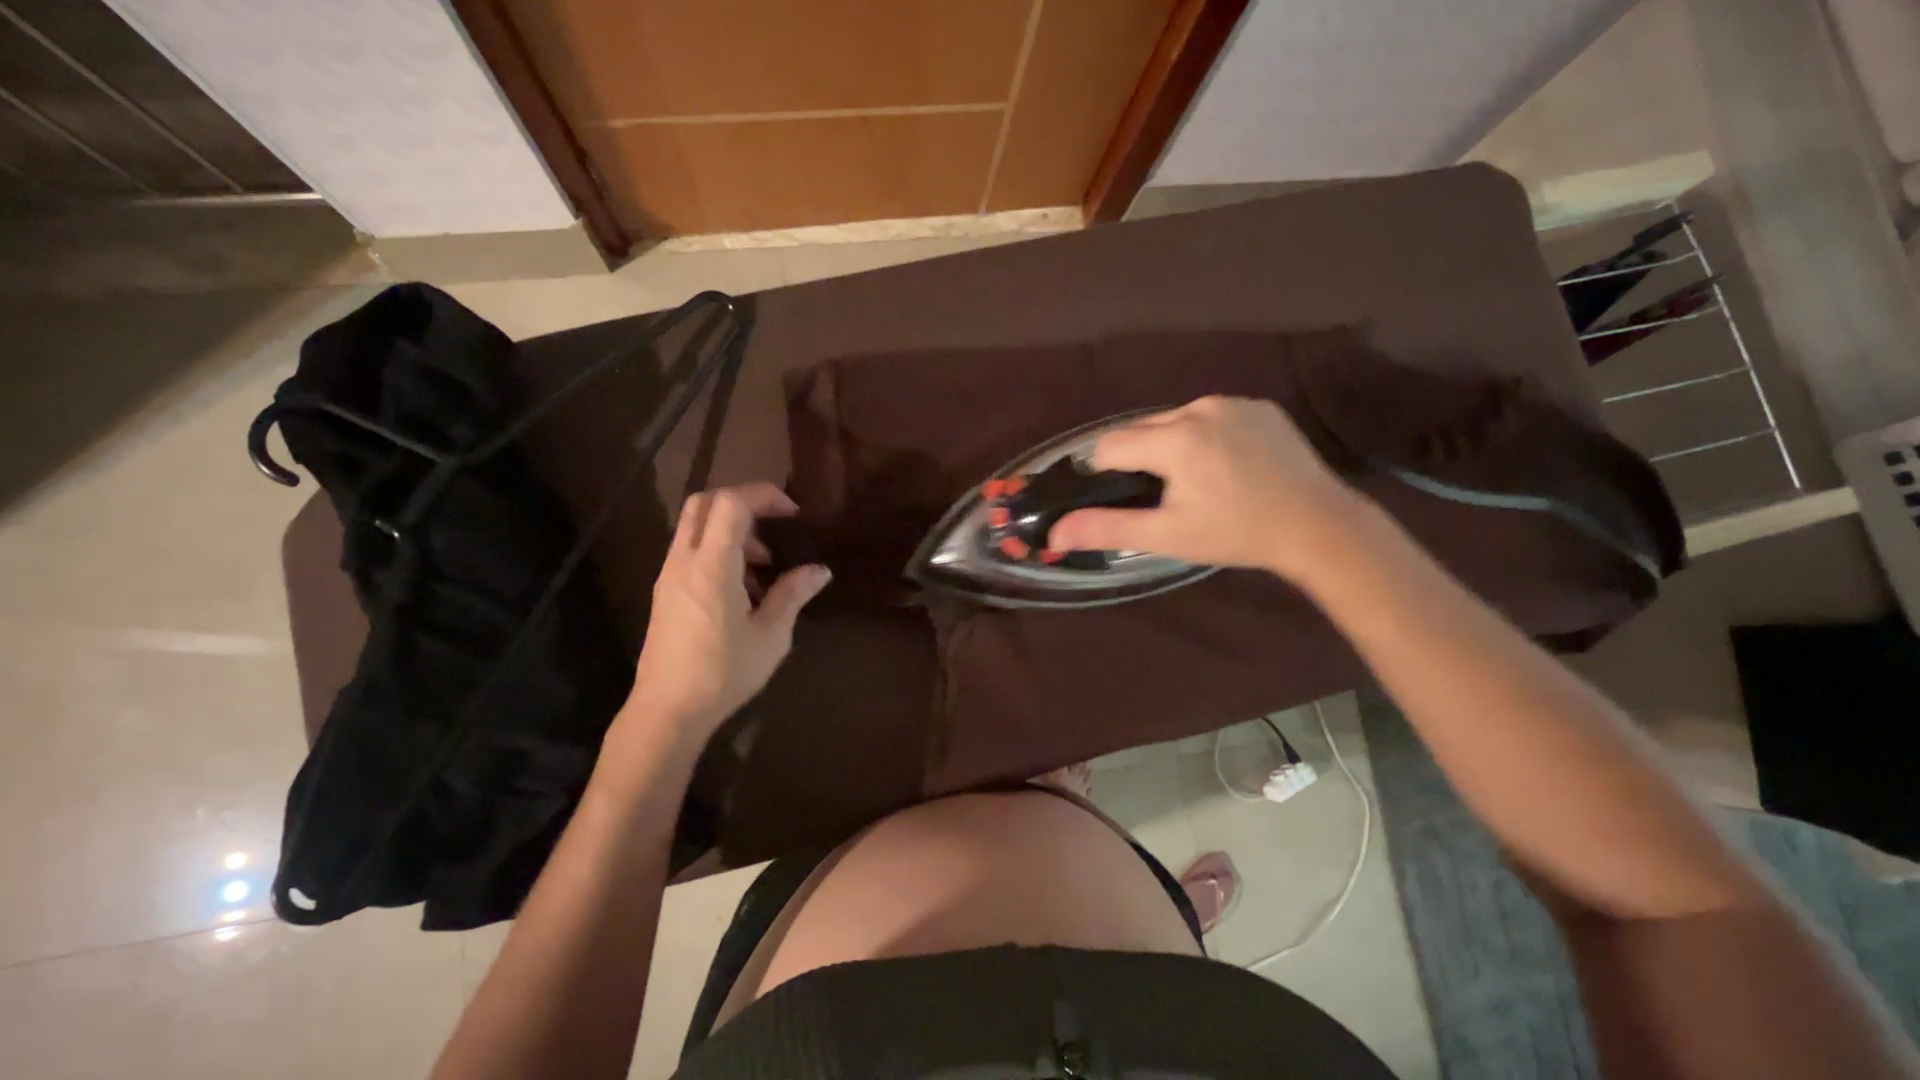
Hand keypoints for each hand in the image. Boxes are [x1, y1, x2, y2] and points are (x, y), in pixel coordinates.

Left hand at [626, 483, 830, 734]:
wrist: (668, 709)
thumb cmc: (724, 673)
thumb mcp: (770, 636)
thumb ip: (792, 594)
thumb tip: (819, 570)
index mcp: (711, 565)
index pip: (731, 503)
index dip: (763, 496)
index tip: (792, 515)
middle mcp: (683, 560)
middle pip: (704, 502)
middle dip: (742, 503)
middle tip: (773, 528)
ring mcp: (668, 575)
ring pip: (693, 525)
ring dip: (728, 529)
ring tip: (761, 565)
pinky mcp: (664, 591)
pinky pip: (688, 550)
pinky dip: (714, 549)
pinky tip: (739, 587)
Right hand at [1049, 396, 1360, 579]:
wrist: (1319, 525)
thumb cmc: (1237, 534)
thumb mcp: (1168, 535)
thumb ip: (1107, 528)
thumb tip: (1055, 532)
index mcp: (1174, 438)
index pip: (1110, 445)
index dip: (1107, 473)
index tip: (1126, 499)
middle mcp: (1199, 408)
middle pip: (1143, 429)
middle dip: (1143, 459)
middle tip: (1166, 498)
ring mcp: (1233, 402)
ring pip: (1177, 421)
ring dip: (1173, 446)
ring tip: (1200, 484)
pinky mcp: (1260, 406)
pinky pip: (1213, 416)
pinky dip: (1208, 437)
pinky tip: (1229, 468)